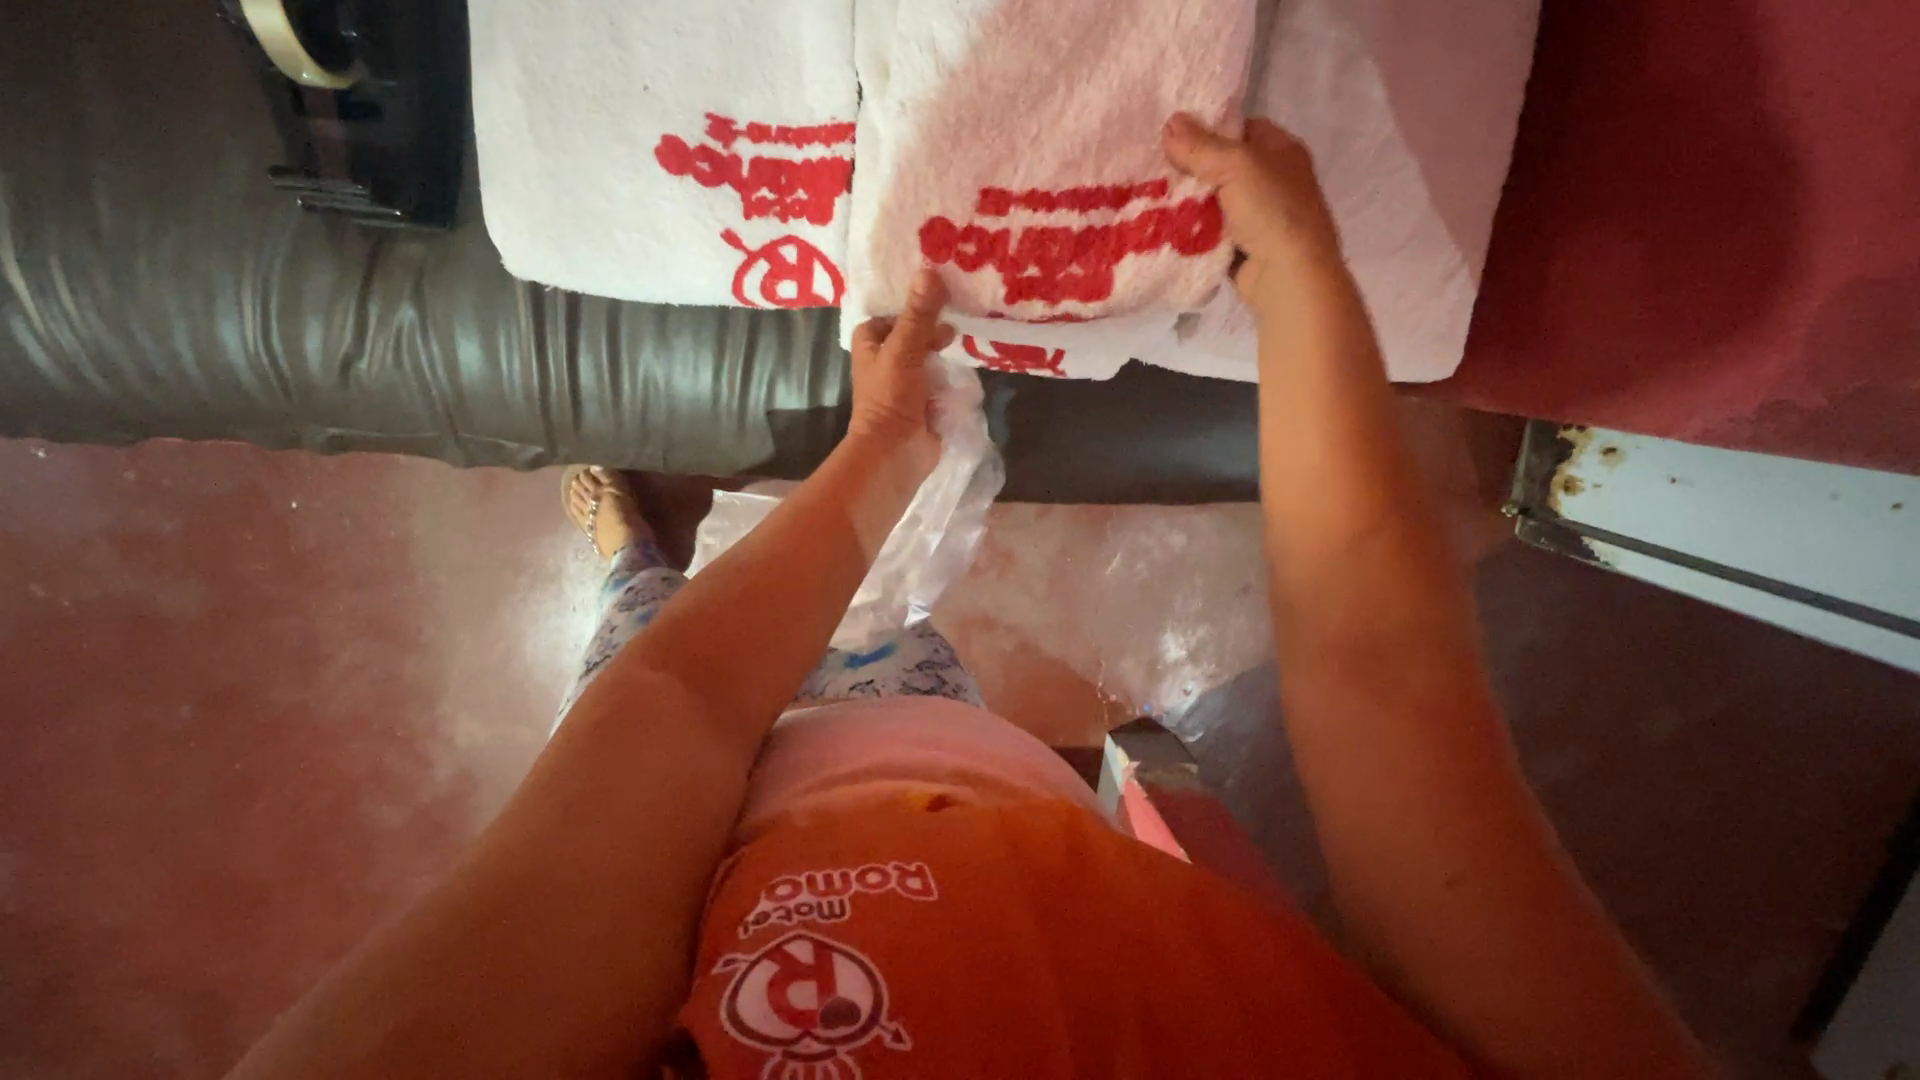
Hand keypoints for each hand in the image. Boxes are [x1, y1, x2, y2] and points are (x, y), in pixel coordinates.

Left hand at [848, 267, 954, 476]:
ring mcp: (908, 382)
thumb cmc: (890, 398)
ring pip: (933, 356)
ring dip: (949, 351)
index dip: (916, 302)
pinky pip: (944, 379)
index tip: (944, 291)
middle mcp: (887, 359)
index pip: (895, 311)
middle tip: (965, 314)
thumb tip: (930, 270)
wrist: (895, 454)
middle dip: (938, 328)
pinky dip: (955, 375)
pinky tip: (974, 363)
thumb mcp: (904, 350)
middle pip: (917, 332)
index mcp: (871, 342)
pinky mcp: (927, 401)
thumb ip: (919, 315)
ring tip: (974, 335)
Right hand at [1162, 113, 1344, 321]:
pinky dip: (1192, 231)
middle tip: (1154, 170)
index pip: (1238, 129)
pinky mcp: (1243, 246)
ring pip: (1213, 201)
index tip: (1172, 138)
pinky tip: (1166, 228)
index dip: (1206, 131)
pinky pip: (1211, 232)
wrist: (1289, 275)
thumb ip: (1201, 145)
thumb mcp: (1235, 166)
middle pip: (1221, 166)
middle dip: (1190, 169)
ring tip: (1152, 199)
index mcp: (1280, 149)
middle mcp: (1271, 179)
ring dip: (1188, 203)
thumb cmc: (1271, 210)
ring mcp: (1258, 215)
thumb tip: (1169, 122)